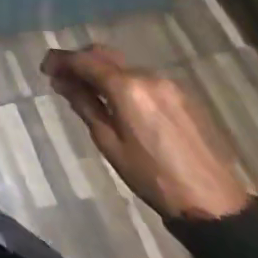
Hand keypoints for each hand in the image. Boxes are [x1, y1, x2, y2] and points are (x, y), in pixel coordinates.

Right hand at [42, 45, 252, 220]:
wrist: (213, 201)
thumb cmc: (152, 175)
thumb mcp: (108, 142)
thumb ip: (85, 105)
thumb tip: (62, 82)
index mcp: (127, 87)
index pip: (84, 61)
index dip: (60, 60)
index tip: (44, 69)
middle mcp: (148, 76)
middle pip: (105, 55)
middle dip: (80, 61)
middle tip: (62, 77)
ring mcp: (169, 85)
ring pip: (124, 67)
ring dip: (102, 72)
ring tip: (87, 91)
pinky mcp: (182, 97)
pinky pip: (143, 79)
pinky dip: (122, 82)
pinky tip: (116, 101)